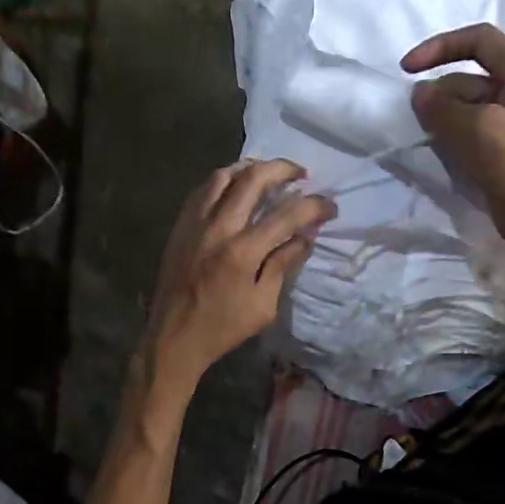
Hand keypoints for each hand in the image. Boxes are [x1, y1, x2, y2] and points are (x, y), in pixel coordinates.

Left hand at [142, 160, 335, 392]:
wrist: (174, 336)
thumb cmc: (223, 327)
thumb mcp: (263, 306)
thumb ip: (283, 266)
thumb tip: (304, 237)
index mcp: (243, 252)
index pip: (287, 215)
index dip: (314, 206)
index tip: (330, 206)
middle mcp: (218, 227)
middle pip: (253, 179)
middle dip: (283, 169)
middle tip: (301, 173)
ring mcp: (195, 223)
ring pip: (223, 176)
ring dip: (250, 168)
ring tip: (268, 172)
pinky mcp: (181, 226)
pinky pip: (202, 189)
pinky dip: (223, 180)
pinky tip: (235, 187)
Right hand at [402, 23, 504, 254]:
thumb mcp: (478, 130)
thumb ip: (443, 107)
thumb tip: (419, 93)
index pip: (478, 40)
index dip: (440, 47)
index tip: (407, 69)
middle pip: (470, 76)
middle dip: (440, 92)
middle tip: (417, 119)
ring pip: (468, 106)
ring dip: (444, 117)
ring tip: (427, 137)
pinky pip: (472, 131)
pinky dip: (453, 135)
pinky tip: (440, 151)